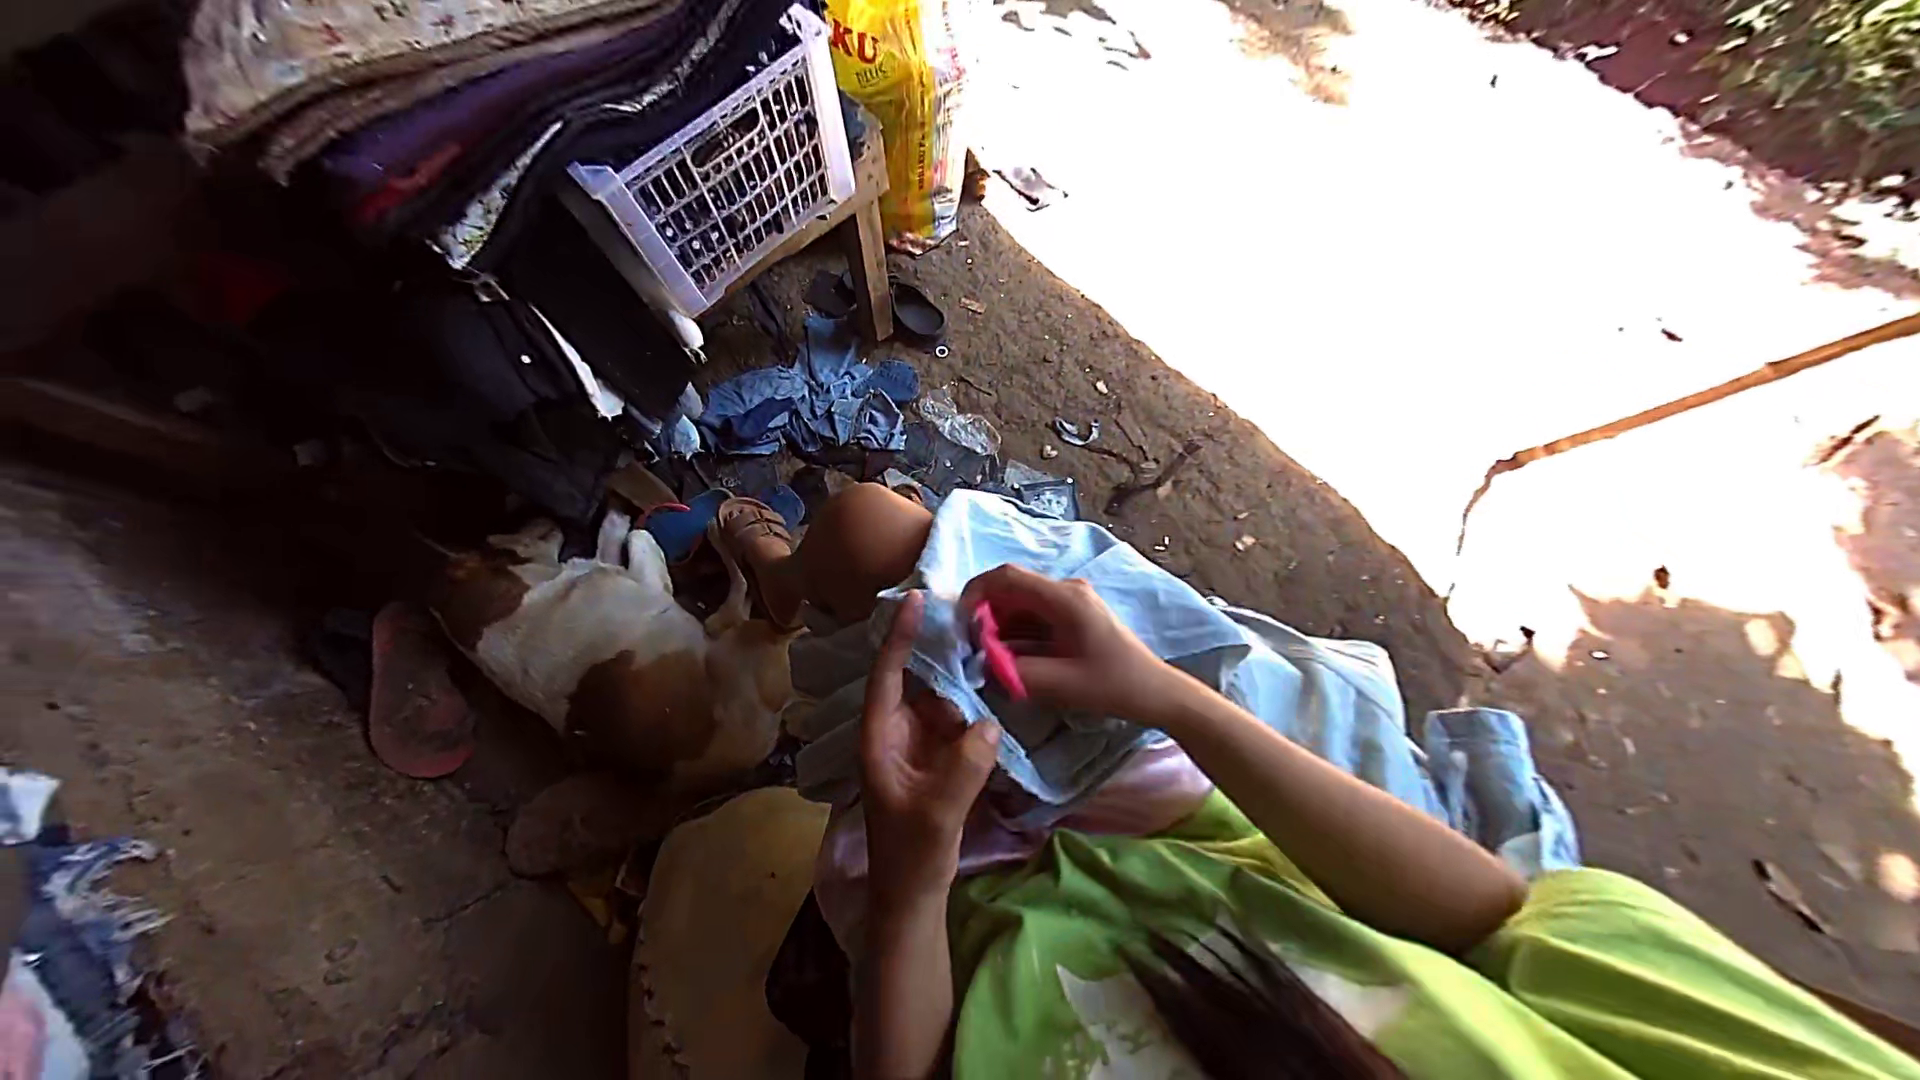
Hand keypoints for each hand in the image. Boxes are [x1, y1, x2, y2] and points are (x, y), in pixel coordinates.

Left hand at [861, 592, 1000, 905]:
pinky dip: (972, 708)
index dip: (898, 637)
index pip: (886, 676)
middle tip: (969, 619)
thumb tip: (990, 723)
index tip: (914, 600)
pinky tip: (993, 693)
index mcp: (880, 737)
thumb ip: (964, 767)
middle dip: (938, 651)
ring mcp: (919, 743)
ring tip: (989, 652)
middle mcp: (897, 731)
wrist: (914, 892)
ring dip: (961, 681)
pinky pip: (957, 721)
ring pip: (940, 698)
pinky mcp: (940, 756)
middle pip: (916, 679)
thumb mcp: (937, 813)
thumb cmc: (911, 854)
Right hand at [959, 564, 1185, 722]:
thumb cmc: (1114, 685)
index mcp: (1065, 597)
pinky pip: (1032, 614)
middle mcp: (1065, 589)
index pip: (1007, 576)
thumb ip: (1015, 672)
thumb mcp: (1062, 685)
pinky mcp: (1071, 614)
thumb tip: (980, 663)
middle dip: (986, 615)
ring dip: (1000, 626)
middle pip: (1011, 589)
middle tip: (976, 648)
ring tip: (993, 657)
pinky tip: (1014, 657)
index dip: (976, 593)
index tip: (962, 623)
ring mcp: (1070, 600)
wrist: (1156, 692)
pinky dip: (1016, 632)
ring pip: (1019, 603)